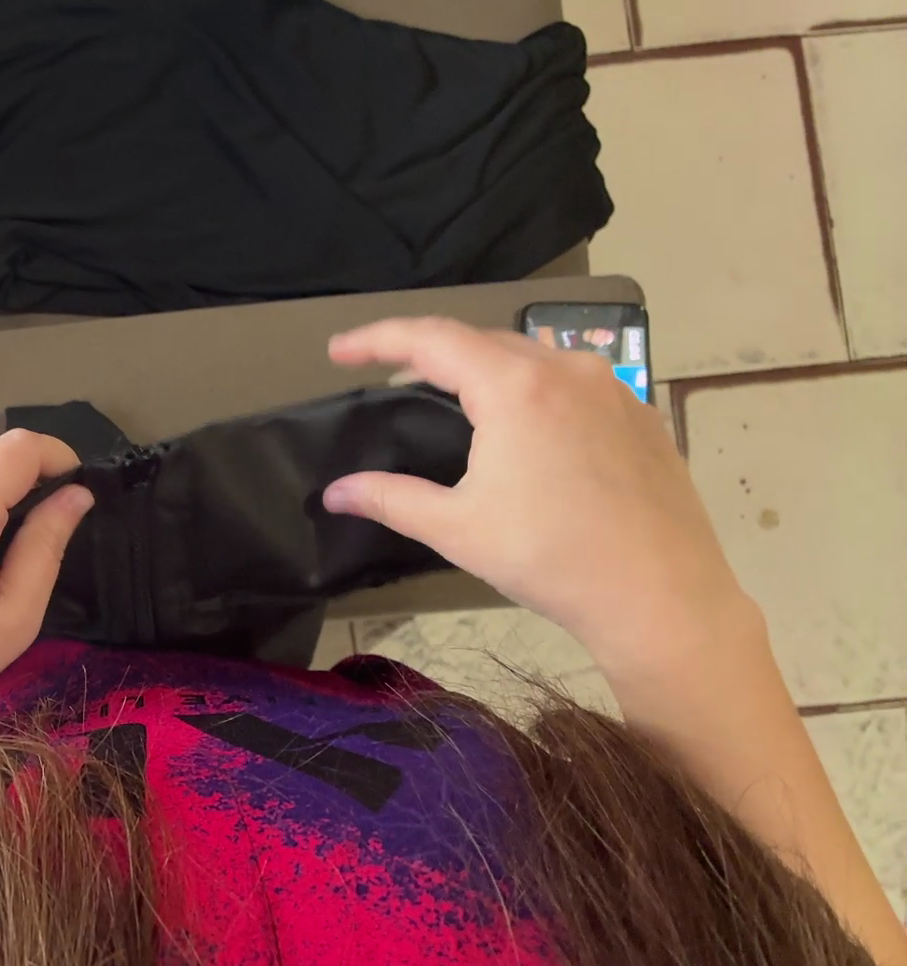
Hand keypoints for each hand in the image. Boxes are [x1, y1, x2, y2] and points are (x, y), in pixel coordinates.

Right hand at [320, 317, 752, 674]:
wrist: (662, 596)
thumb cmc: (548, 555)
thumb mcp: (452, 526)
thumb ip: (387, 499)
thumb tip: (334, 493)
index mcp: (516, 389)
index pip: (431, 340)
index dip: (376, 339)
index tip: (337, 350)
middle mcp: (568, 372)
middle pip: (479, 339)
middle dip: (422, 349)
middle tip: (379, 370)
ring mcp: (612, 390)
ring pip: (527, 355)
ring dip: (474, 364)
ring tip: (440, 390)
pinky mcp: (637, 416)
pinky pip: (565, 380)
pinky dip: (520, 384)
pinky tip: (510, 420)